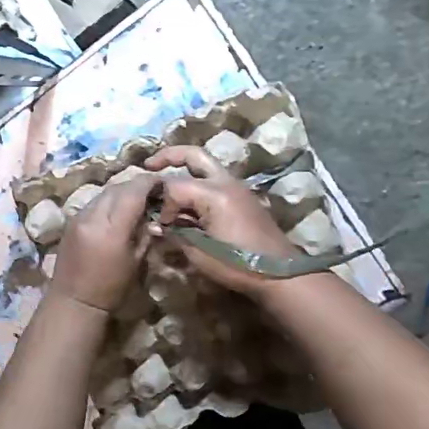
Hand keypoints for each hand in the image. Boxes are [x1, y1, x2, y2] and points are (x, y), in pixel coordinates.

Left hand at [49, 175, 159, 312]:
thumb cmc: (111, 288)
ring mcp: (79, 217)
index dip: (149, 183)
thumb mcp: (136, 261)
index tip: (162, 183)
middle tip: (152, 192)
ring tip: (136, 200)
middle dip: (136, 186)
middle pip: (117, 188)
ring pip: (104, 193)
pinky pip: (93, 203)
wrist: (74, 302)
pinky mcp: (71, 222)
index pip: (133, 192)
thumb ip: (146, 234)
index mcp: (113, 228)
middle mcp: (93, 216)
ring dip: (121, 192)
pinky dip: (108, 202)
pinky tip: (117, 212)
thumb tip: (155, 217)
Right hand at [145, 146, 297, 294]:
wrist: (279, 273)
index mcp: (214, 193)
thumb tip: (155, 226)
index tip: (159, 225)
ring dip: (185, 171)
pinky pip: (215, 182)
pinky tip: (187, 204)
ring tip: (165, 187)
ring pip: (206, 166)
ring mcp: (237, 188)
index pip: (175, 185)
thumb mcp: (199, 253)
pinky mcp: (243, 198)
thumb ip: (175, 234)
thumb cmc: (238, 264)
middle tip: (148, 164)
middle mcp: (226, 182)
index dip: (162, 204)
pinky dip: (197, 185)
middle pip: (194, 155)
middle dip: (169, 156)